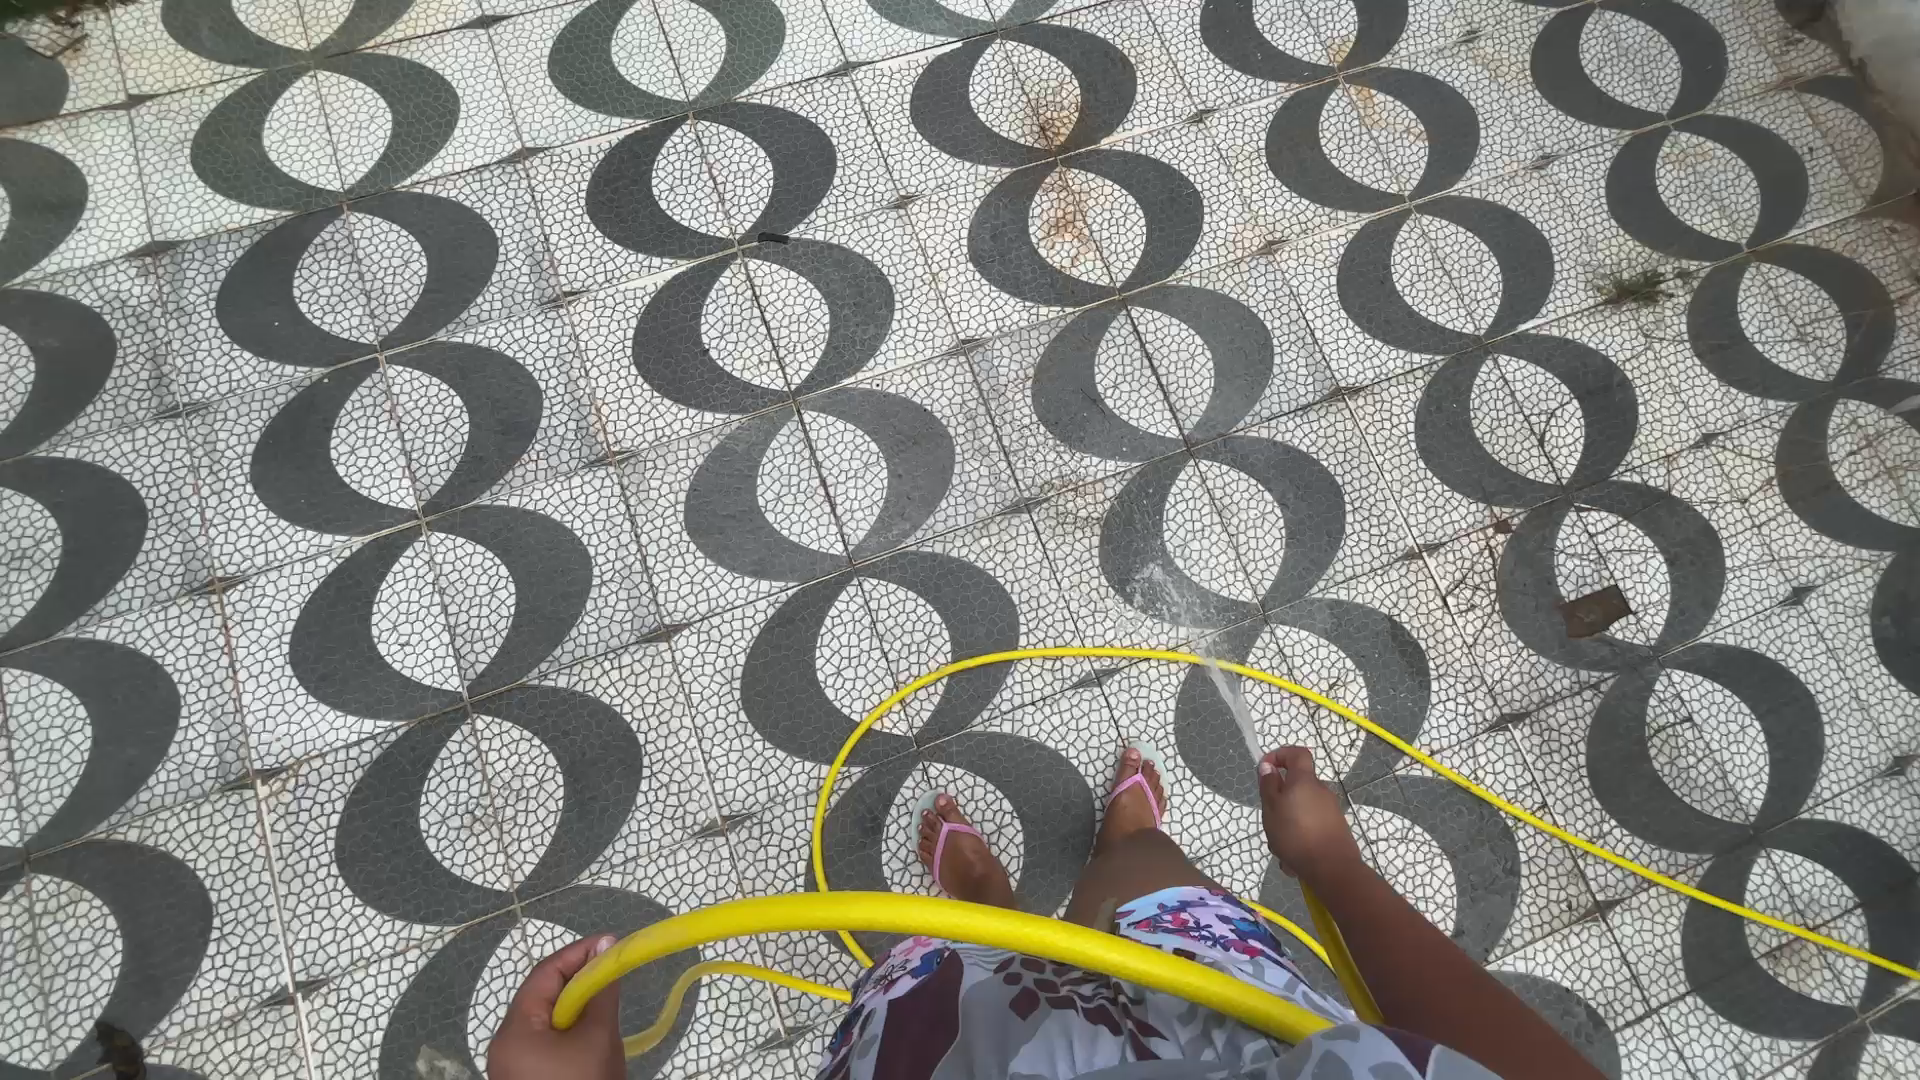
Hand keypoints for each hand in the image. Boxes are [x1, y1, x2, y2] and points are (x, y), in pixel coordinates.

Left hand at [487, 935, 624, 1079]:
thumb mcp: (599, 1033)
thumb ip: (602, 988)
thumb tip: (608, 948)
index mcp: (515, 1031)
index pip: (544, 973)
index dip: (579, 952)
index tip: (613, 942)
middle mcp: (505, 1044)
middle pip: (541, 992)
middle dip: (579, 973)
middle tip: (613, 964)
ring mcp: (513, 1064)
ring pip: (545, 1014)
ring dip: (576, 997)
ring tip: (608, 989)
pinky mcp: (524, 1076)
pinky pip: (545, 1036)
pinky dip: (570, 1021)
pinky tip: (594, 1021)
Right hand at [1257, 746, 1361, 885]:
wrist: (1333, 870)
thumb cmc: (1296, 834)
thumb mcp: (1271, 807)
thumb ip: (1268, 784)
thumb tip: (1269, 766)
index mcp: (1305, 781)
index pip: (1297, 753)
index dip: (1280, 754)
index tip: (1265, 769)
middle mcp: (1321, 791)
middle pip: (1297, 785)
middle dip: (1280, 799)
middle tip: (1269, 818)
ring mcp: (1331, 811)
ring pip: (1301, 809)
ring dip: (1288, 822)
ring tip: (1280, 846)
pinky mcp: (1336, 829)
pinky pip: (1311, 825)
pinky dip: (1300, 835)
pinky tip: (1293, 859)